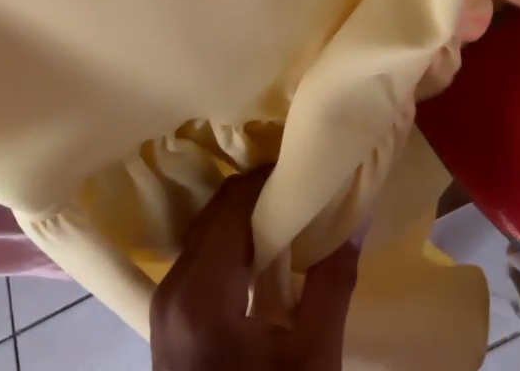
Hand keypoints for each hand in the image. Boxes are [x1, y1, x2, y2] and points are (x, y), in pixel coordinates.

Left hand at [150, 168, 361, 370]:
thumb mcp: (313, 358)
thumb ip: (333, 282)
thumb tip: (357, 218)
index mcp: (202, 294)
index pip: (234, 204)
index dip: (273, 178)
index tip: (312, 168)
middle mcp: (171, 289)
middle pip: (216, 212)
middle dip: (263, 193)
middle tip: (309, 187)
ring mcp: (162, 305)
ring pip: (205, 231)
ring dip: (247, 216)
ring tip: (294, 214)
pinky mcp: (167, 319)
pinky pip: (199, 257)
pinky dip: (233, 242)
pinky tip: (267, 251)